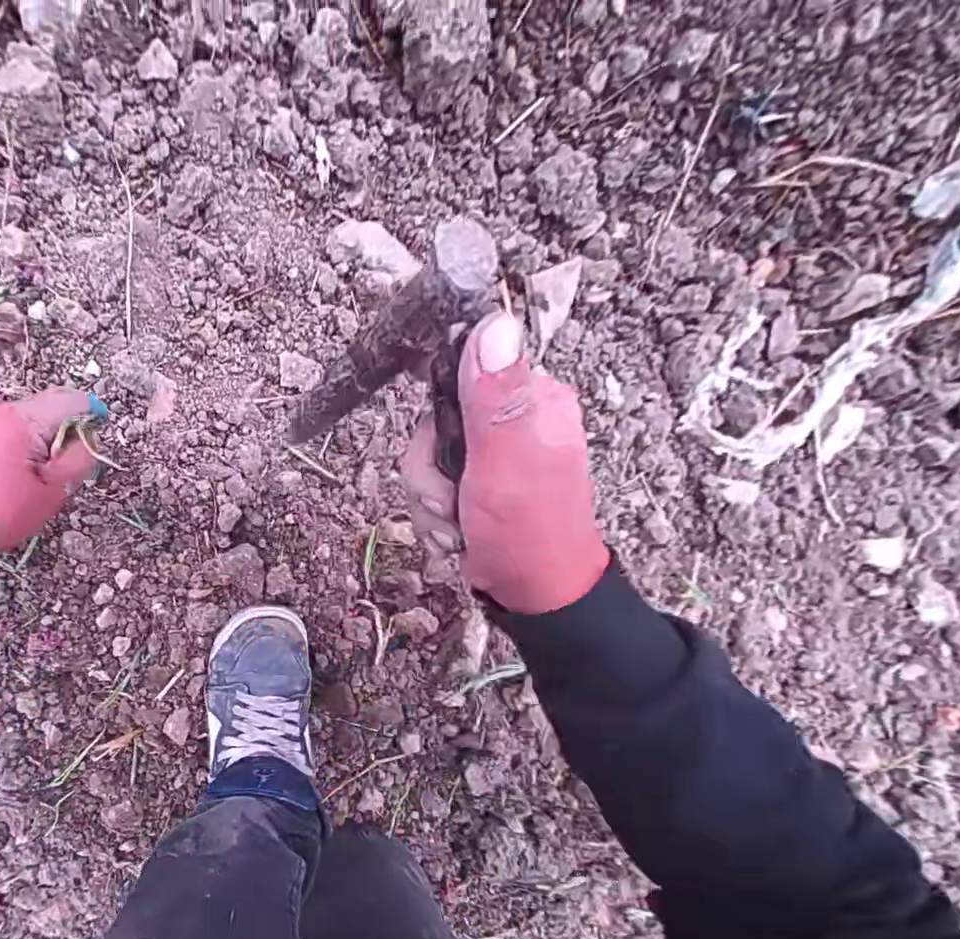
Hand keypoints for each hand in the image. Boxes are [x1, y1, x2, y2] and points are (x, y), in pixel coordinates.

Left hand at [0, 389, 96, 572]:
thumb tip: (88, 435)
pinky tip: (0, 471)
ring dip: (29, 437)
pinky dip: (4, 441)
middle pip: (43, 408)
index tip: (95, 426)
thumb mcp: (56, 491)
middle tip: (52, 467)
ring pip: (18, 417)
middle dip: (56, 432)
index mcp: (18, 422)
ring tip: (20, 473)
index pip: (70, 401)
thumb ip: (80, 456)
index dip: (89, 415)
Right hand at [401, 312, 608, 613]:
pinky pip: (431, 482)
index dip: (441, 412)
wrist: (532, 594)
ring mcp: (491, 452)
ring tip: (455, 524)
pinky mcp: (475, 480)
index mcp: (532, 399)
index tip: (446, 447)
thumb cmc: (528, 532)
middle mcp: (512, 419)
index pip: (463, 371)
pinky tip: (455, 533)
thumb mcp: (508, 461)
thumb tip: (493, 323)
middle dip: (431, 469)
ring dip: (429, 497)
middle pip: (436, 420)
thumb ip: (496, 397)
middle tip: (449, 499)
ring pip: (427, 455)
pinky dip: (434, 512)